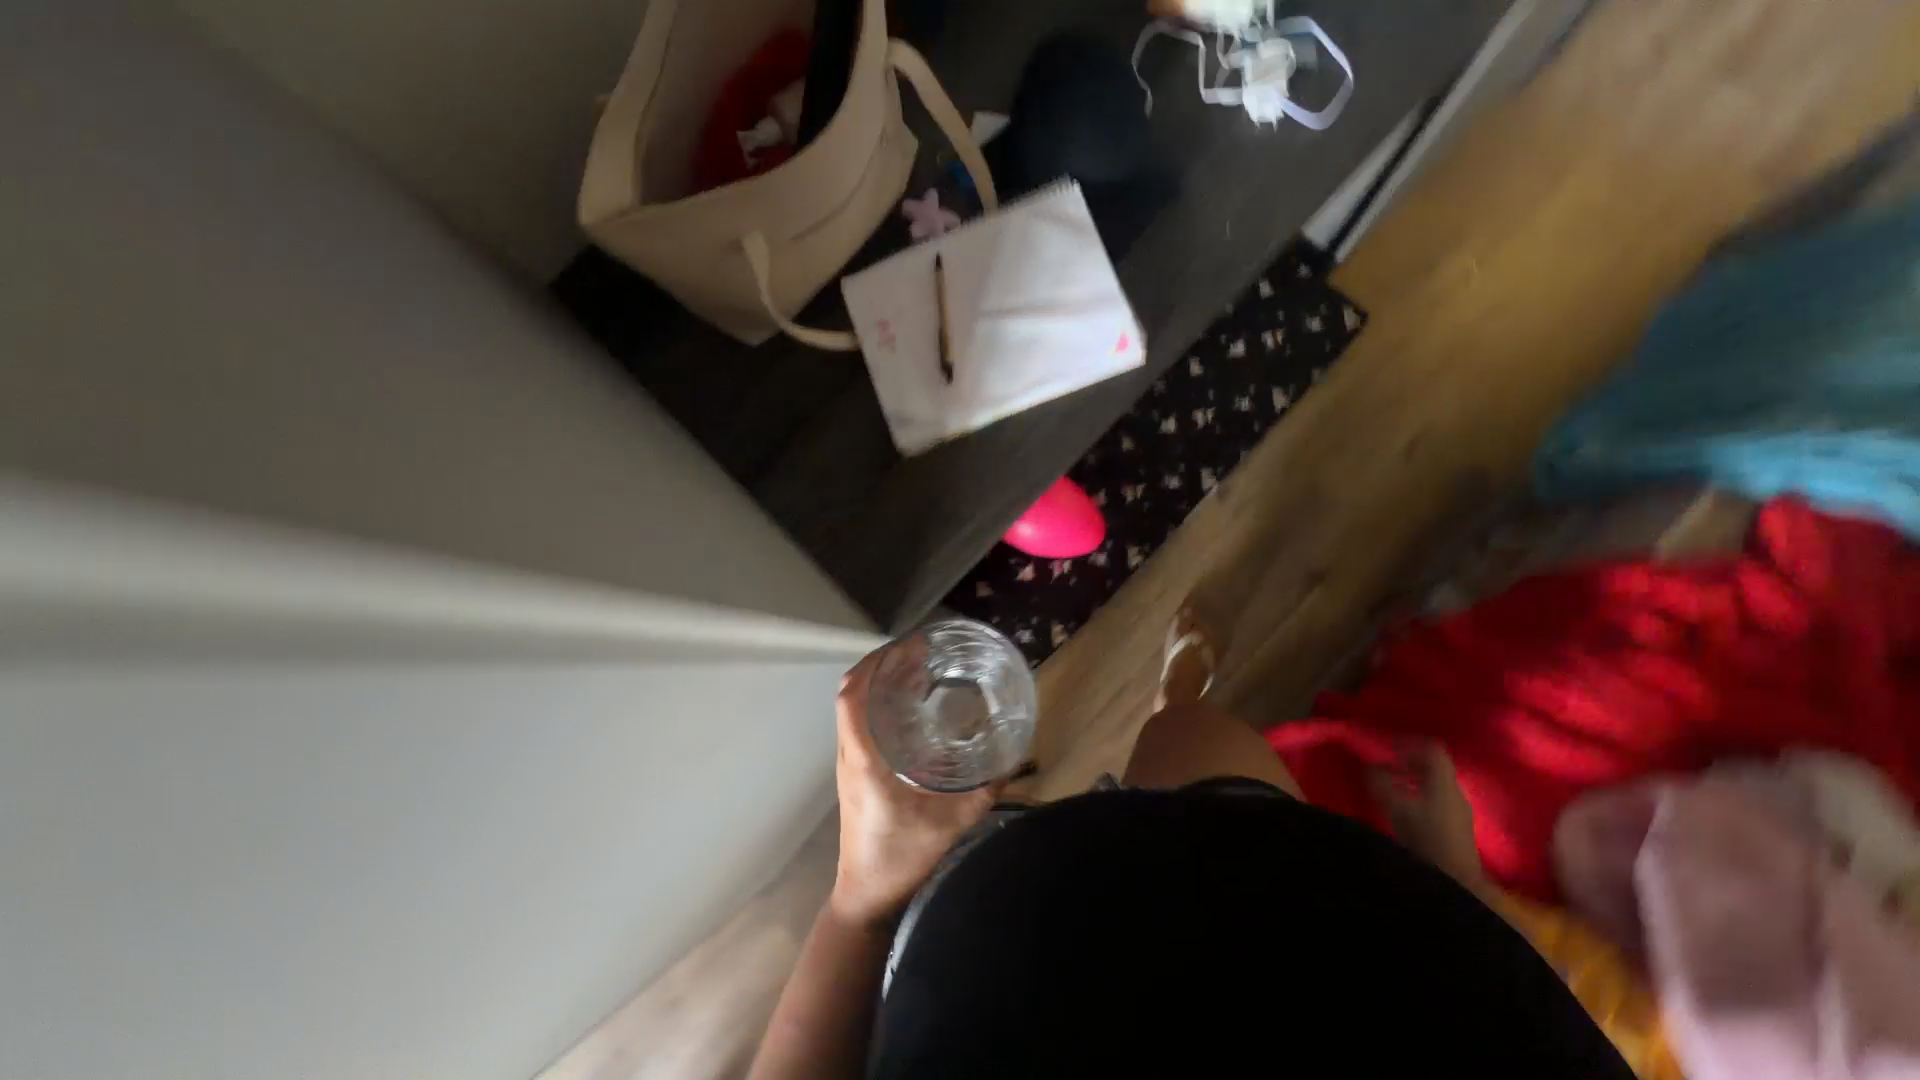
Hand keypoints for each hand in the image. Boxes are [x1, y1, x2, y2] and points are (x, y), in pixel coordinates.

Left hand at [828, 642, 998, 928]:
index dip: (876, 663)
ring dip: (881, 683)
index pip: (852, 696)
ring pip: (855, 708)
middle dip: (883, 665)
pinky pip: (861, 724)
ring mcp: (849, 763)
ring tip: (920, 671)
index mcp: (863, 759)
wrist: (866, 896)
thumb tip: (1011, 756)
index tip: (908, 647)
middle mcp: (850, 754)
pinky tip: (914, 709)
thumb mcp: (950, 825)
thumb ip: (982, 792)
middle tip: (922, 654)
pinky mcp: (855, 773)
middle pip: (852, 693)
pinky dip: (881, 704)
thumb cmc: (900, 859)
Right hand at [1369, 741, 1486, 893]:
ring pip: (1435, 786)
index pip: (1432, 749)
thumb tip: (1369, 765)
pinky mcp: (1457, 830)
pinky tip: (1404, 811)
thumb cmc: (1426, 838)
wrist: (1457, 883)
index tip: (1387, 746)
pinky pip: (1437, 802)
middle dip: (1407, 763)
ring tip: (1390, 789)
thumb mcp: (1395, 807)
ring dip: (1412, 782)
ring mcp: (1459, 812)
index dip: (1408, 743)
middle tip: (1384, 766)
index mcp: (1444, 782)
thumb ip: (1380, 783)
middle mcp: (1455, 792)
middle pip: (1434, 767)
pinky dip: (1418, 797)